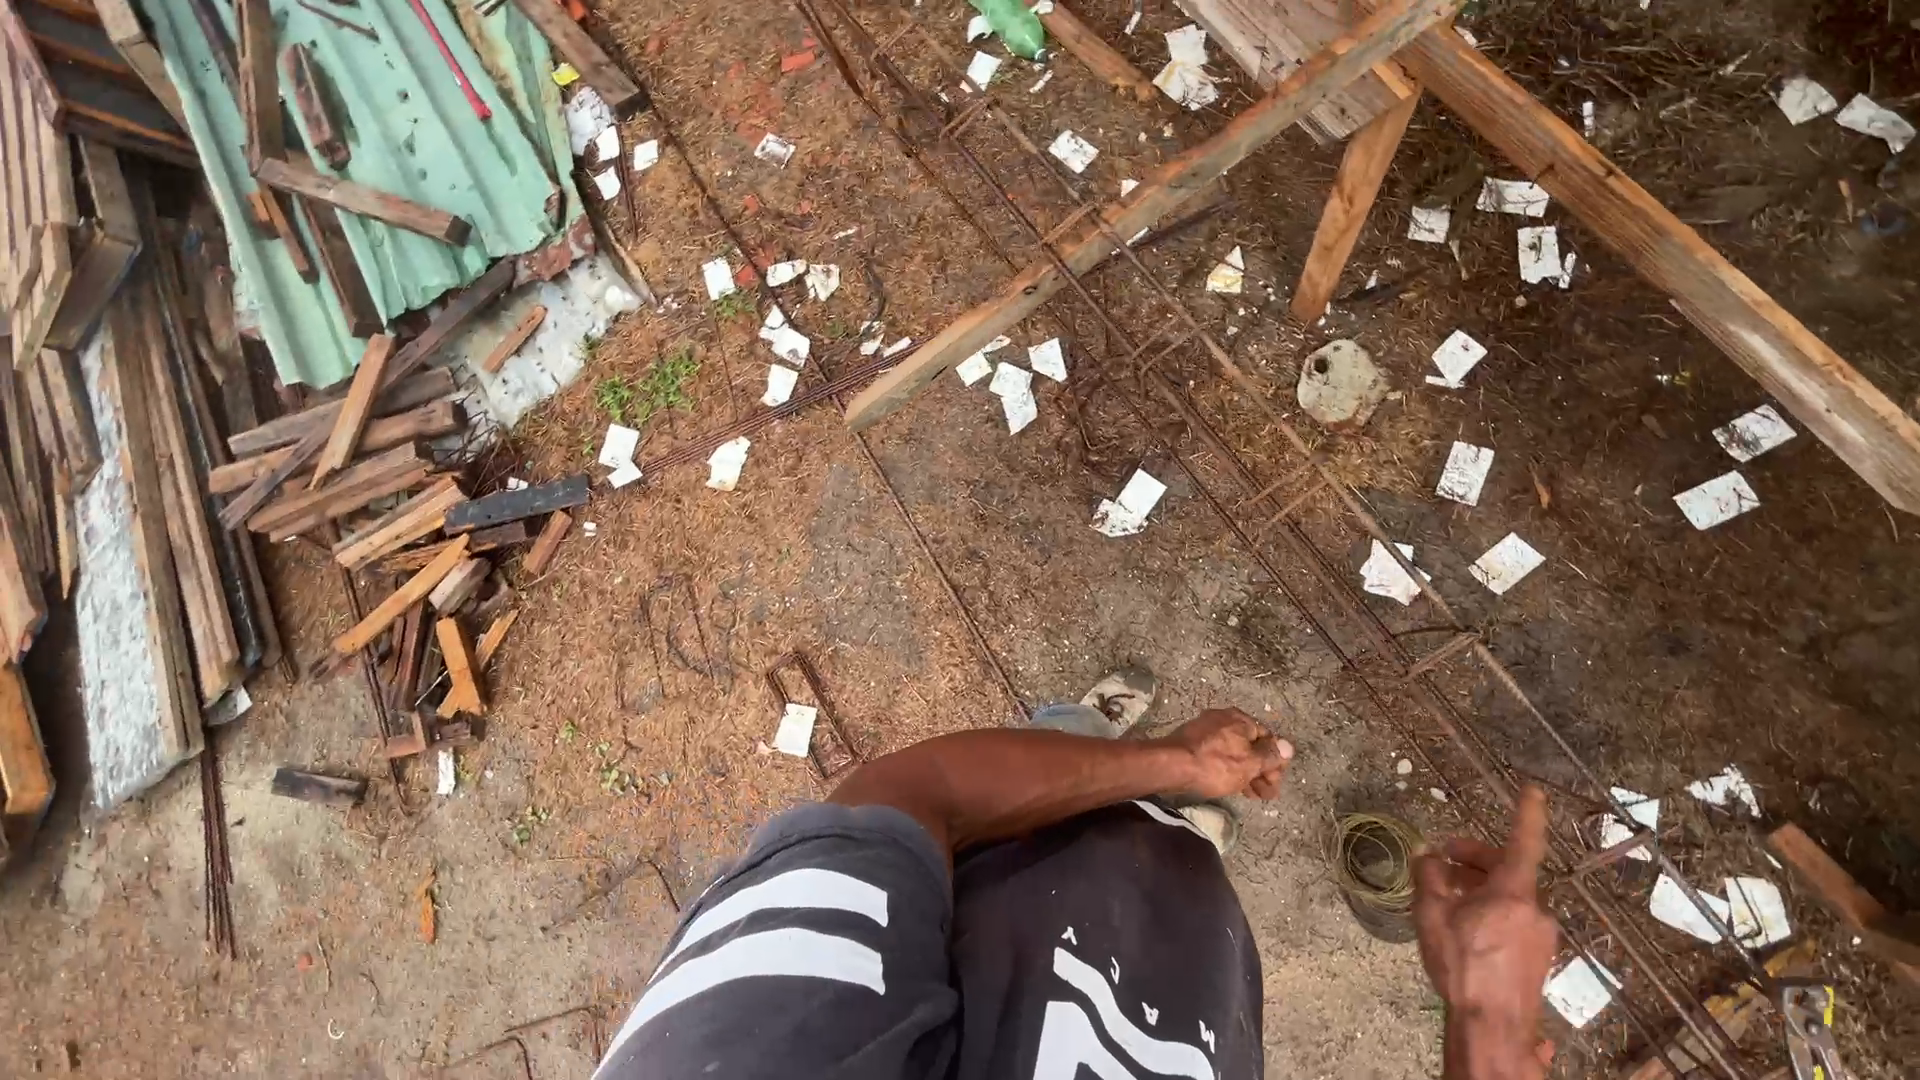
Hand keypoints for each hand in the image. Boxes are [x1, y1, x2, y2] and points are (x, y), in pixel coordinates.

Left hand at [1155, 708, 1291, 798]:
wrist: (1170, 765)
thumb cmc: (1214, 765)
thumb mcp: (1249, 763)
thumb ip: (1270, 755)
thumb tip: (1288, 746)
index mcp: (1240, 719)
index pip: (1268, 739)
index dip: (1275, 763)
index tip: (1275, 784)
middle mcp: (1223, 718)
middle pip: (1251, 745)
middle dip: (1261, 771)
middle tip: (1265, 795)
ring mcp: (1206, 729)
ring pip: (1234, 751)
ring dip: (1246, 772)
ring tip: (1250, 795)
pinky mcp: (1193, 741)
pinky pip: (1218, 754)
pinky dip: (1228, 768)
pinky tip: (1230, 784)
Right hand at [1413, 786, 1559, 1079]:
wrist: (1493, 1025)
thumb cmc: (1461, 962)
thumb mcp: (1431, 912)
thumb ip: (1428, 876)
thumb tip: (1428, 855)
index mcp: (1513, 893)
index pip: (1523, 843)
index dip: (1527, 814)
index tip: (1533, 789)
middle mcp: (1535, 910)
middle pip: (1507, 870)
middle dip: (1473, 859)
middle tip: (1441, 860)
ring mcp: (1540, 935)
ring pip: (1507, 895)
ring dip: (1477, 887)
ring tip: (1444, 897)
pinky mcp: (1537, 955)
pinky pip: (1512, 918)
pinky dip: (1487, 909)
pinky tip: (1462, 924)